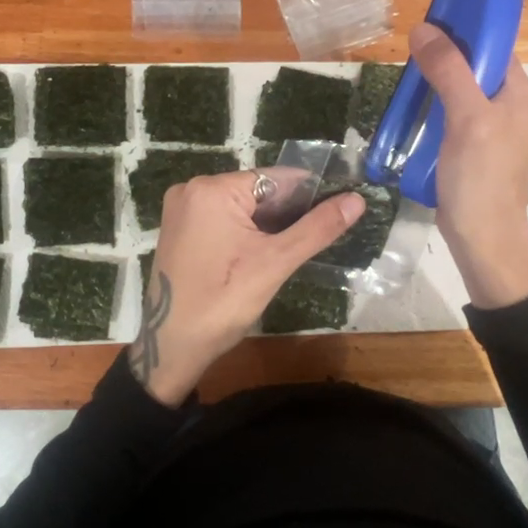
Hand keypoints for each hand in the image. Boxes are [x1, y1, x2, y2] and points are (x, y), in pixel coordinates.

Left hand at [129, 170, 364, 406]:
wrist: (171, 348)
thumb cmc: (222, 302)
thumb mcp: (275, 263)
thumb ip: (317, 228)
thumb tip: (357, 200)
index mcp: (212, 189)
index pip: (274, 178)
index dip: (308, 194)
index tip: (336, 211)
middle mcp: (191, 190)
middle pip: (256, 191)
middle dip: (287, 212)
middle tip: (316, 237)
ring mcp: (181, 211)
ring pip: (240, 207)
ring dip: (266, 225)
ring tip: (292, 249)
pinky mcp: (178, 231)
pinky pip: (221, 221)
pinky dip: (244, 233)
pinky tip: (262, 254)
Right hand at [409, 22, 527, 308]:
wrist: (484, 244)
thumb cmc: (480, 179)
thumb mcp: (465, 118)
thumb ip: (448, 71)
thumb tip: (424, 28)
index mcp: (521, 95)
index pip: (496, 47)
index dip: (466, 30)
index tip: (430, 23)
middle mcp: (514, 109)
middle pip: (478, 68)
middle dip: (446, 57)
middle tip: (409, 55)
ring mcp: (496, 133)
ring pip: (464, 93)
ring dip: (437, 84)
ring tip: (406, 81)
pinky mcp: (477, 153)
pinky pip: (456, 118)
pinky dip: (435, 110)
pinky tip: (413, 113)